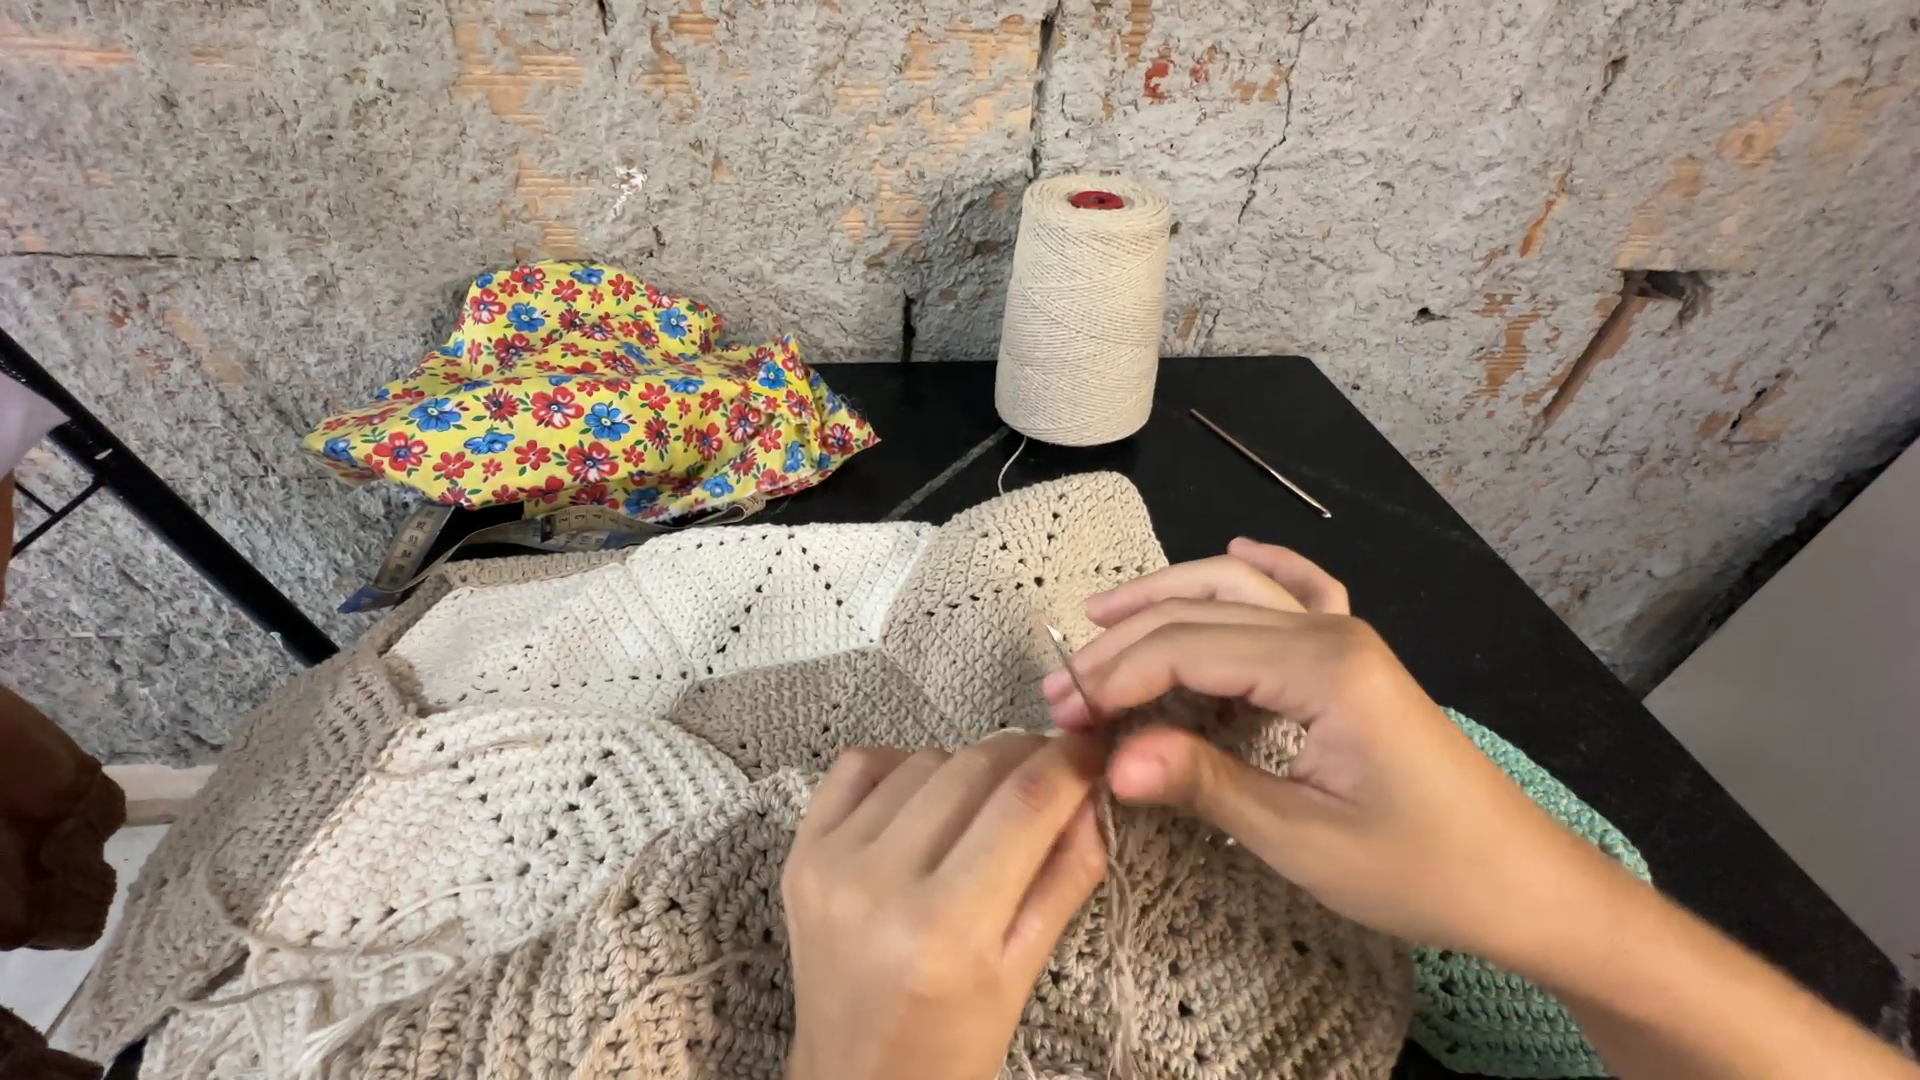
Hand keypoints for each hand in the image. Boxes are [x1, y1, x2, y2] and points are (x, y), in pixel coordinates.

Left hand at [781, 733, 1107, 1079]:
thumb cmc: (953, 1043)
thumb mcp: (1025, 972)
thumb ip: (1068, 874)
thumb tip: (1092, 791)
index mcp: (948, 930)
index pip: (1024, 804)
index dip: (1067, 762)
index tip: (1091, 746)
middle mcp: (881, 884)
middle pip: (973, 768)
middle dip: (1024, 756)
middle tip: (1046, 770)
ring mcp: (831, 861)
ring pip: (924, 759)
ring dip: (966, 767)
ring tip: (980, 806)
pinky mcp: (800, 851)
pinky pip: (859, 764)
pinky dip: (902, 765)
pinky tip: (921, 798)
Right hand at [1042, 539, 1611, 964]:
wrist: (1528, 884)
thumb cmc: (1421, 870)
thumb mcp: (1302, 841)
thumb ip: (1203, 785)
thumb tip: (1110, 763)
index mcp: (1319, 668)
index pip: (1185, 651)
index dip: (1115, 679)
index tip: (1066, 716)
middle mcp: (1326, 631)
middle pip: (1197, 616)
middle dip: (1120, 648)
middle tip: (1062, 690)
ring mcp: (1343, 634)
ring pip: (1233, 591)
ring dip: (1164, 598)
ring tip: (1101, 615)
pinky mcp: (1351, 655)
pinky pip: (1301, 591)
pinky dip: (1262, 569)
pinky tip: (1242, 549)